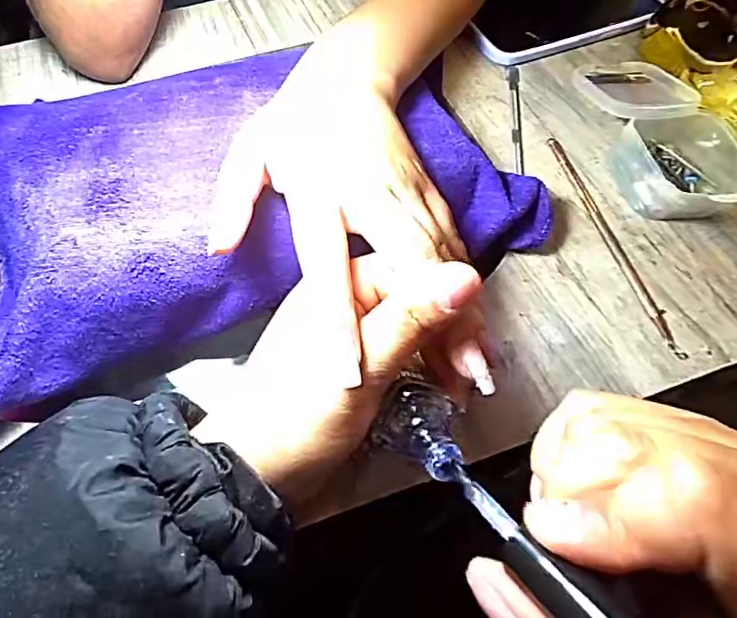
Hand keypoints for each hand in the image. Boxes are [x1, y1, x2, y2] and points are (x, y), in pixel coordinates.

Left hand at [193, 251, 481, 524]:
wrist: (261, 469)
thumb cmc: (294, 416)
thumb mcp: (363, 366)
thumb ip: (411, 319)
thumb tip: (461, 276)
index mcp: (336, 279)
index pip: (413, 268)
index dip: (453, 307)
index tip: (475, 347)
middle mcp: (345, 296)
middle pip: (420, 295)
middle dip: (455, 333)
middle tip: (472, 374)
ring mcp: (354, 327)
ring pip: (419, 323)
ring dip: (448, 353)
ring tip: (460, 388)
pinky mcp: (362, 359)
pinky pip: (409, 349)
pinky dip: (433, 367)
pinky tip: (444, 389)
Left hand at [209, 35, 486, 391]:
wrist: (346, 78)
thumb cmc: (293, 120)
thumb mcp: (251, 152)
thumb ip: (234, 201)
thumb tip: (218, 250)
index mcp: (320, 194)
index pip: (328, 267)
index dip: (338, 322)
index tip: (348, 372)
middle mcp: (371, 198)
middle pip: (409, 269)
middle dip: (434, 328)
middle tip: (457, 384)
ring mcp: (406, 195)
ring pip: (443, 262)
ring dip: (463, 315)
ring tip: (476, 369)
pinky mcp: (427, 192)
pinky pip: (453, 244)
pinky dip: (467, 286)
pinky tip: (477, 318)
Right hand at [466, 392, 736, 617]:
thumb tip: (498, 575)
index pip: (703, 495)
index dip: (609, 508)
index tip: (553, 536)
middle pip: (637, 442)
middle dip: (570, 487)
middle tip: (565, 547)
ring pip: (613, 413)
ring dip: (565, 466)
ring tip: (582, 528)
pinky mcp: (706, 437)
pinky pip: (610, 405)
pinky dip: (572, 444)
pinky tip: (592, 499)